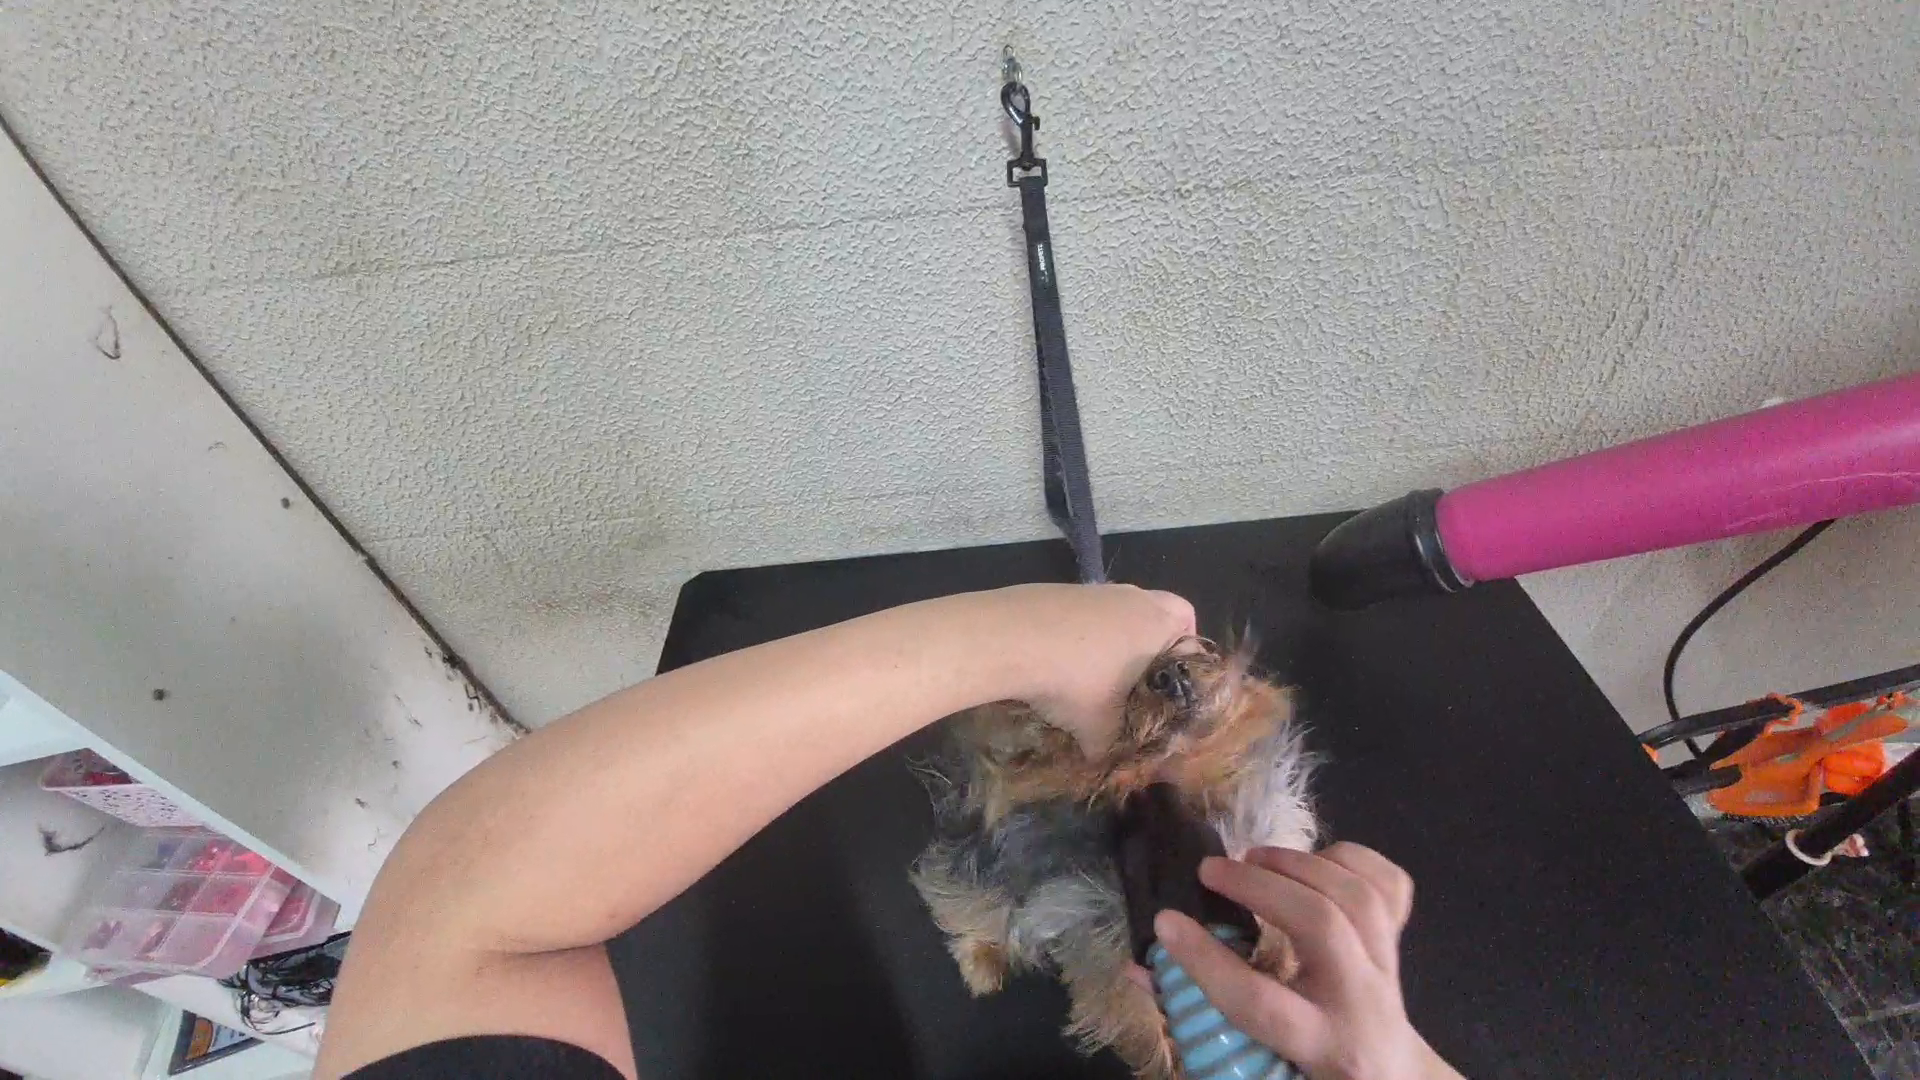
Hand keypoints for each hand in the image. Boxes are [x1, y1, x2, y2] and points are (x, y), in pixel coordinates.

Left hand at [988, 583, 1195, 753]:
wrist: (1011, 638)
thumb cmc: (1074, 680)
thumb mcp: (1098, 729)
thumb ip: (1112, 747)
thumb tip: (1106, 762)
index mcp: (1157, 625)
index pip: (1192, 634)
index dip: (1186, 662)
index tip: (1168, 688)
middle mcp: (1134, 598)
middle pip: (1162, 609)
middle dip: (1157, 640)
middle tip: (1142, 674)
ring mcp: (1095, 589)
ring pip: (1121, 607)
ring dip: (1115, 633)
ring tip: (1094, 670)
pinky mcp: (1060, 588)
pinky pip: (1084, 608)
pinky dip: (1079, 628)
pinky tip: (1058, 655)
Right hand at [1154, 844, 1461, 1079]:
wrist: (1390, 1075)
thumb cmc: (1307, 1065)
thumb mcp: (1255, 1059)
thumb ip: (1196, 1014)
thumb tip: (1136, 969)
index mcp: (1324, 1046)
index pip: (1260, 1003)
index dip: (1206, 961)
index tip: (1166, 922)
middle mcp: (1363, 1005)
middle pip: (1321, 926)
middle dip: (1260, 886)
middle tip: (1211, 870)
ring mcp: (1389, 968)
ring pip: (1357, 896)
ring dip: (1297, 862)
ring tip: (1253, 857)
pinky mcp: (1401, 940)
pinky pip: (1389, 885)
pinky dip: (1350, 858)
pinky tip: (1314, 859)